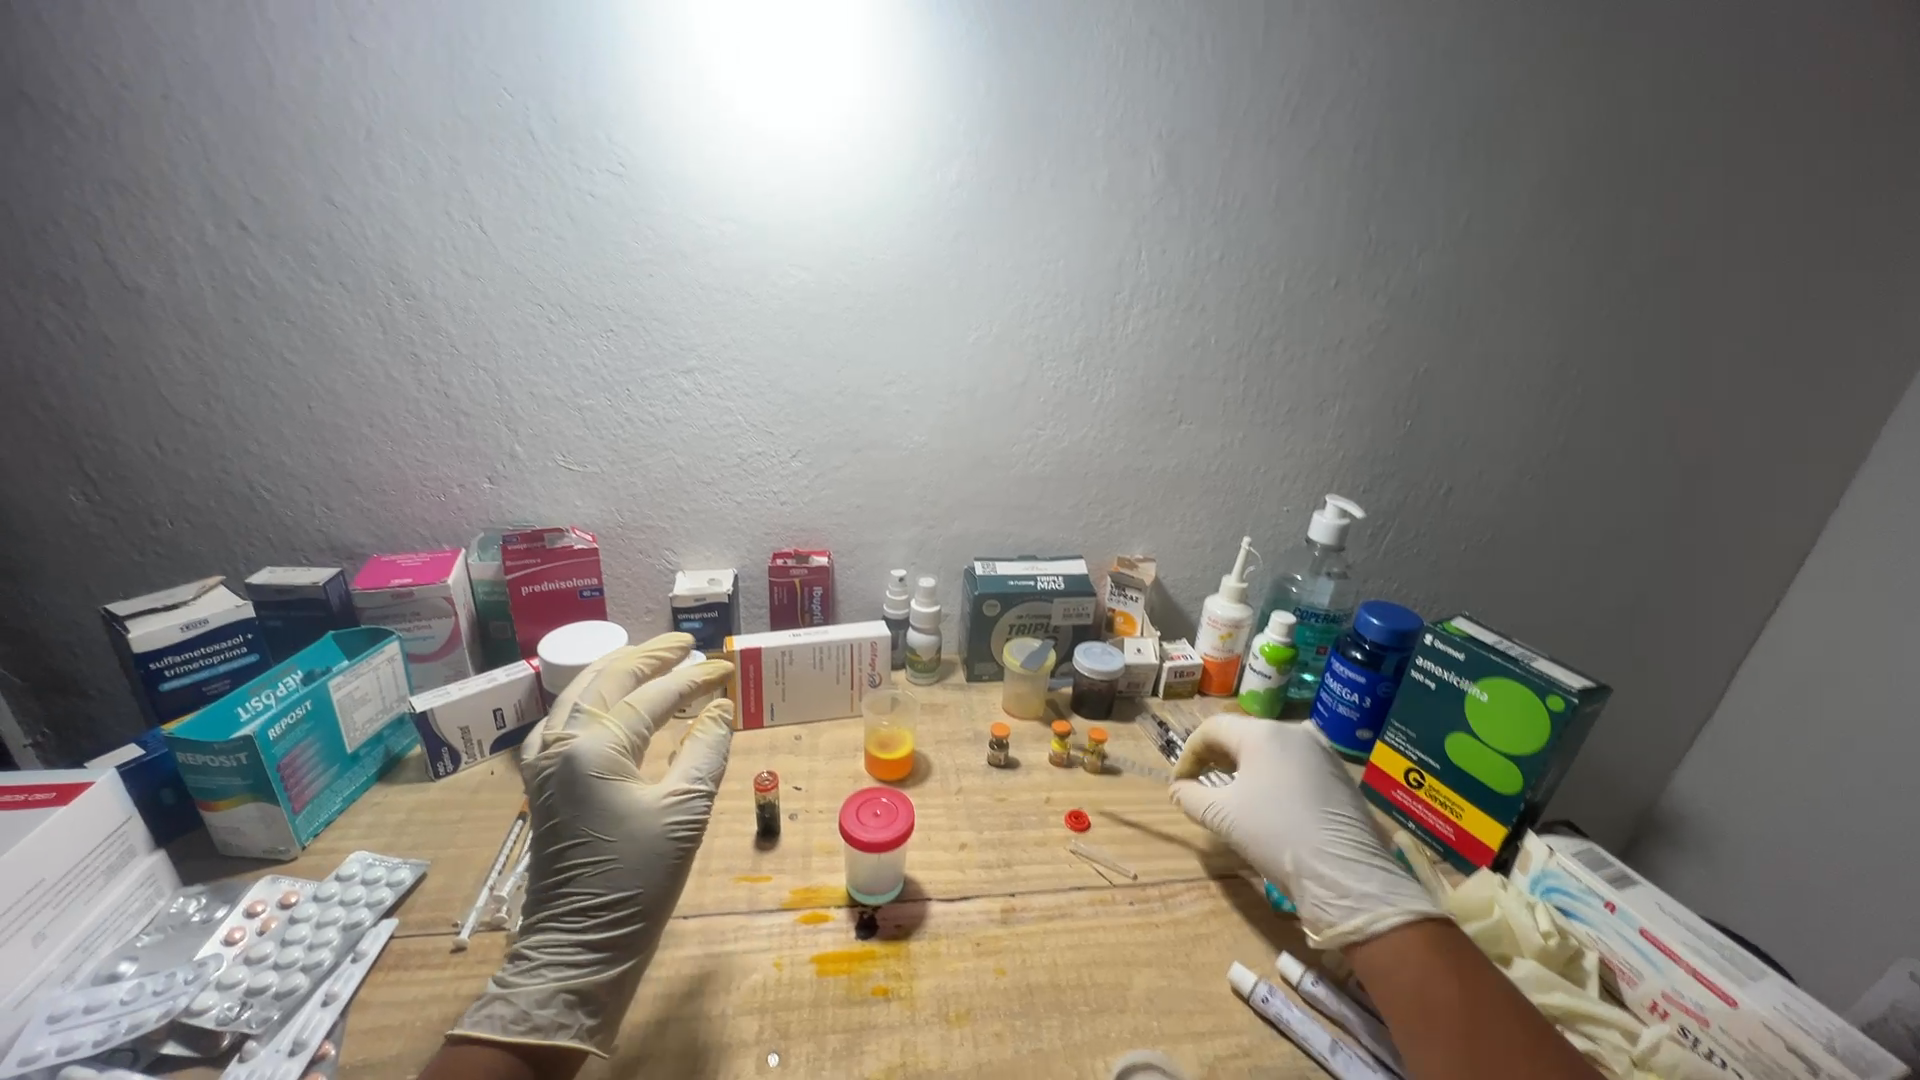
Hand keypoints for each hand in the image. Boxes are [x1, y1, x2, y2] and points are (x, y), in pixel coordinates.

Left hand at [449, 633, 734, 1056]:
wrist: (580, 948)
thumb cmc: (638, 880)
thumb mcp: (686, 811)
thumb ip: (705, 748)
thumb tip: (720, 706)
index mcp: (594, 748)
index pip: (652, 696)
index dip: (693, 678)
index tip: (726, 667)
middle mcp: (561, 744)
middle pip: (606, 681)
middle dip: (648, 657)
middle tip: (685, 643)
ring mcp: (544, 764)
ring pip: (578, 696)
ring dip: (617, 672)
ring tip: (651, 658)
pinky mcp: (543, 785)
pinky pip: (563, 722)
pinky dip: (589, 700)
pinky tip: (603, 702)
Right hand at [1169, 716, 1442, 950]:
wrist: (1347, 875)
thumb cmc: (1276, 835)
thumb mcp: (1222, 816)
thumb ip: (1190, 796)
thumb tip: (1178, 789)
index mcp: (1263, 733)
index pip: (1212, 729)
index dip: (1189, 754)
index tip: (1180, 784)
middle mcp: (1295, 731)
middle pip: (1243, 735)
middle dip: (1217, 759)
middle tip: (1202, 786)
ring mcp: (1323, 752)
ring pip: (1271, 749)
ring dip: (1246, 767)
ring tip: (1235, 795)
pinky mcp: (1340, 775)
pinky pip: (1296, 764)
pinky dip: (1274, 776)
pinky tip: (1272, 804)